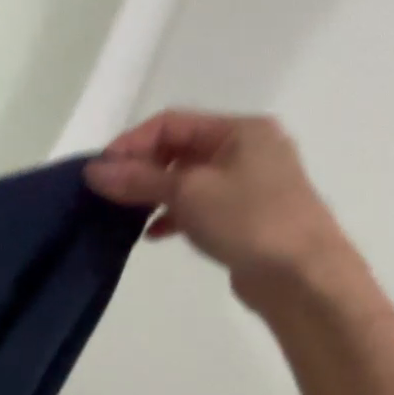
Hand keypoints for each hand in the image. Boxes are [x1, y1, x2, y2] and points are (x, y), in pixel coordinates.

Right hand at [84, 110, 358, 307]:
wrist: (299, 271)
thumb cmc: (248, 220)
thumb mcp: (188, 193)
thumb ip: (139, 180)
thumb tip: (94, 171)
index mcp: (239, 130)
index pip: (171, 123)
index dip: (130, 144)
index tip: (98, 173)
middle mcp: (244, 148)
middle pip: (176, 148)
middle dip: (138, 169)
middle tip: (106, 196)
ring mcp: (245, 181)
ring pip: (183, 178)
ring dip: (151, 194)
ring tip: (124, 216)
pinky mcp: (240, 212)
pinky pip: (194, 204)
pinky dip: (170, 214)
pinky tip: (153, 234)